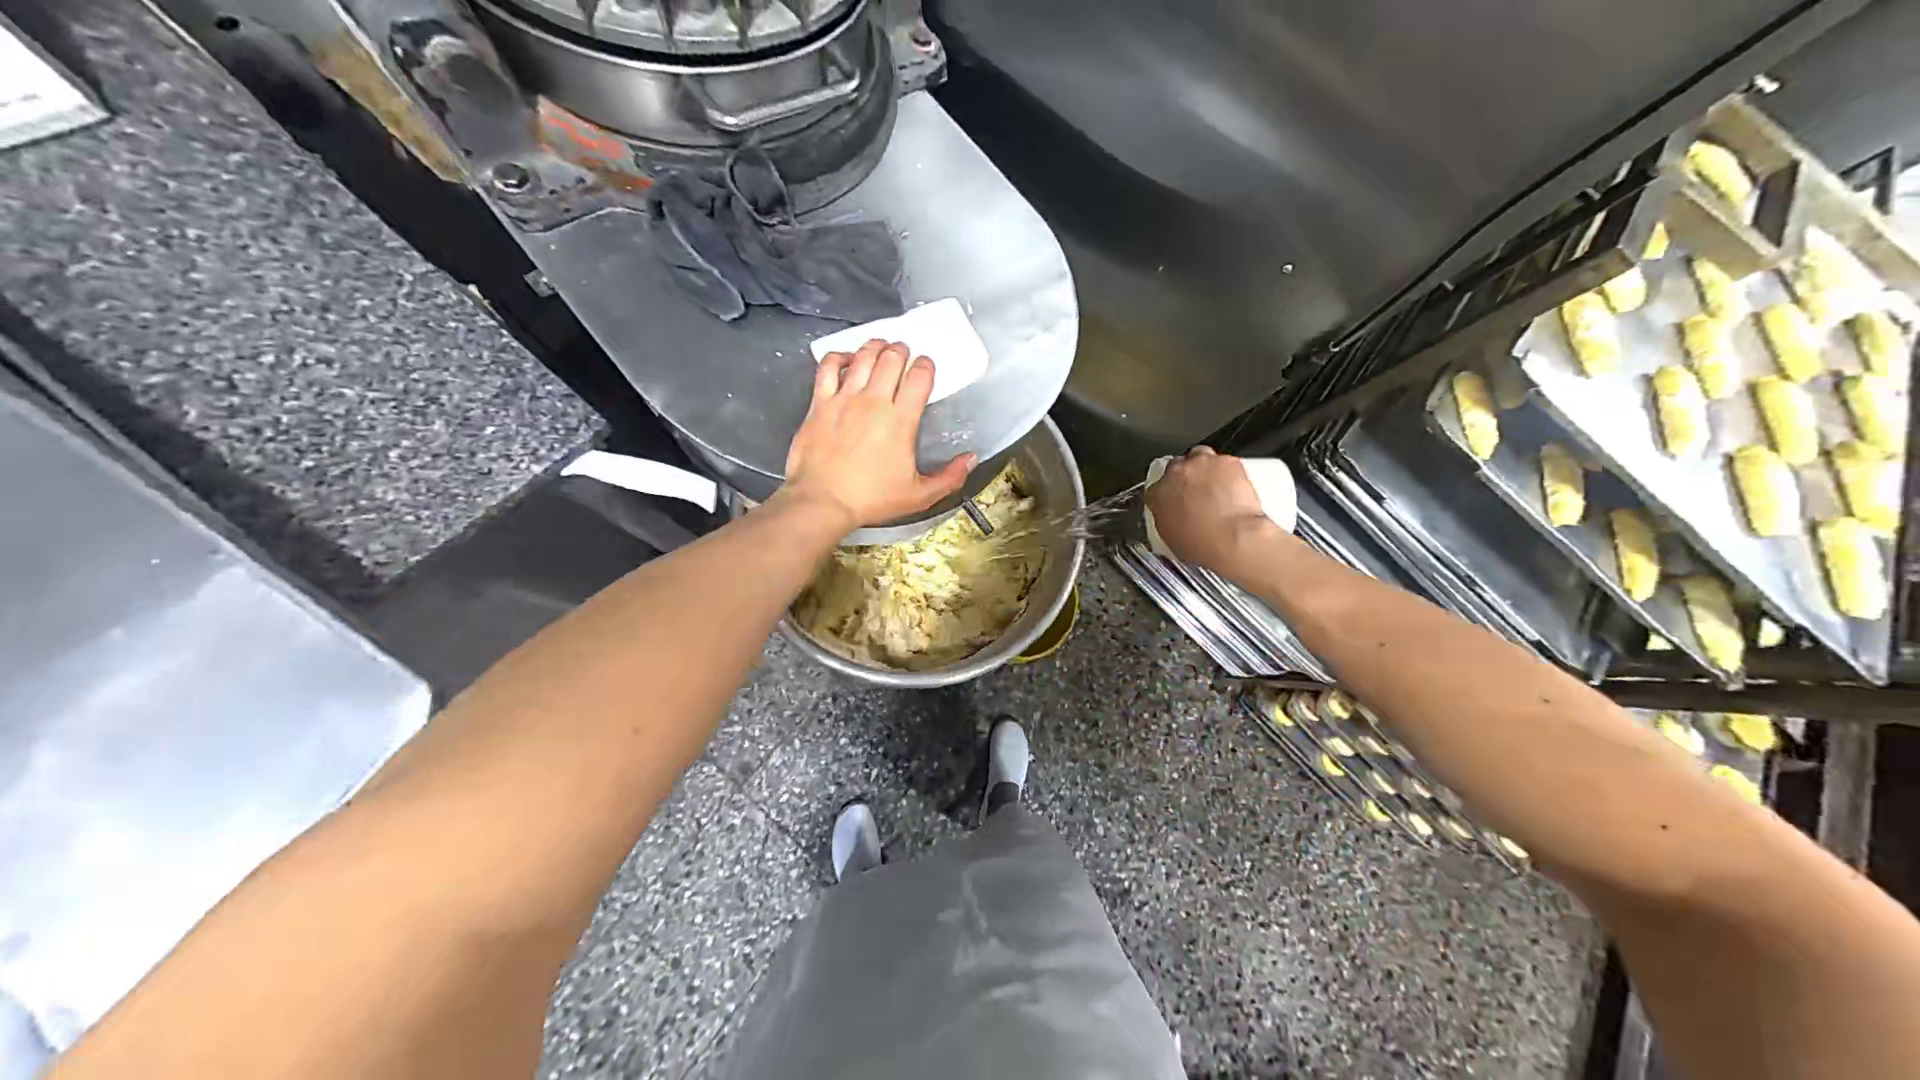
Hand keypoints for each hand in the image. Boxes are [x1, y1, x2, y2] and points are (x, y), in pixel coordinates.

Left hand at [781, 339, 975, 527]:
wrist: (823, 501)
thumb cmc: (871, 499)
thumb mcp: (918, 496)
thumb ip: (949, 477)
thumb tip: (970, 459)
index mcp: (901, 420)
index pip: (919, 377)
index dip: (926, 366)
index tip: (926, 367)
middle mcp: (874, 402)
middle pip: (891, 358)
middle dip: (901, 351)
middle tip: (903, 353)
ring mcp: (844, 399)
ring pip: (862, 357)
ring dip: (874, 347)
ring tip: (880, 347)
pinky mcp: (820, 403)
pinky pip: (828, 367)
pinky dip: (838, 357)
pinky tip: (845, 359)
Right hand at [1145, 447, 1282, 574]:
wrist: (1232, 540)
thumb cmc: (1204, 544)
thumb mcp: (1171, 538)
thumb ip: (1165, 518)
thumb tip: (1173, 518)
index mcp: (1157, 494)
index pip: (1157, 486)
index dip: (1169, 492)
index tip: (1177, 499)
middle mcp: (1176, 473)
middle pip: (1178, 465)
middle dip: (1186, 476)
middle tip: (1197, 493)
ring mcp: (1202, 465)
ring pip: (1201, 457)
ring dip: (1206, 469)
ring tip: (1216, 489)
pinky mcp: (1227, 462)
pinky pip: (1226, 462)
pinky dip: (1229, 472)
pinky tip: (1233, 489)